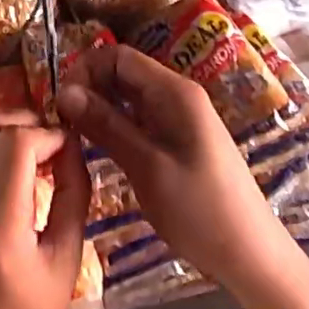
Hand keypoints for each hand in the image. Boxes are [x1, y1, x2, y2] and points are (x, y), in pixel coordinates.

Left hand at [0, 111, 91, 308]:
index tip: (70, 146)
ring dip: (5, 134)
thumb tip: (74, 144)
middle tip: (54, 144)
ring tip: (33, 154)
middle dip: (27, 124)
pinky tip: (5, 169)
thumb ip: (73, 194)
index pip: (16, 145)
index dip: (49, 133)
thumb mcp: (66, 261)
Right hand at [56, 46, 292, 292]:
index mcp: (175, 92)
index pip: (120, 56)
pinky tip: (97, 148)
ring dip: (100, 109)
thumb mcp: (147, 166)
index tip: (59, 102)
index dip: (86, 69)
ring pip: (129, 98)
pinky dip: (116, 127)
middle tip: (60, 123)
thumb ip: (107, 125)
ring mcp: (178, 119)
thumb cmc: (200, 209)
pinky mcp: (177, 141)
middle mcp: (177, 96)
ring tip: (71, 136)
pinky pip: (139, 120)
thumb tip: (65, 91)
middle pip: (124, 73)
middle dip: (89, 89)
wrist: (248, 252)